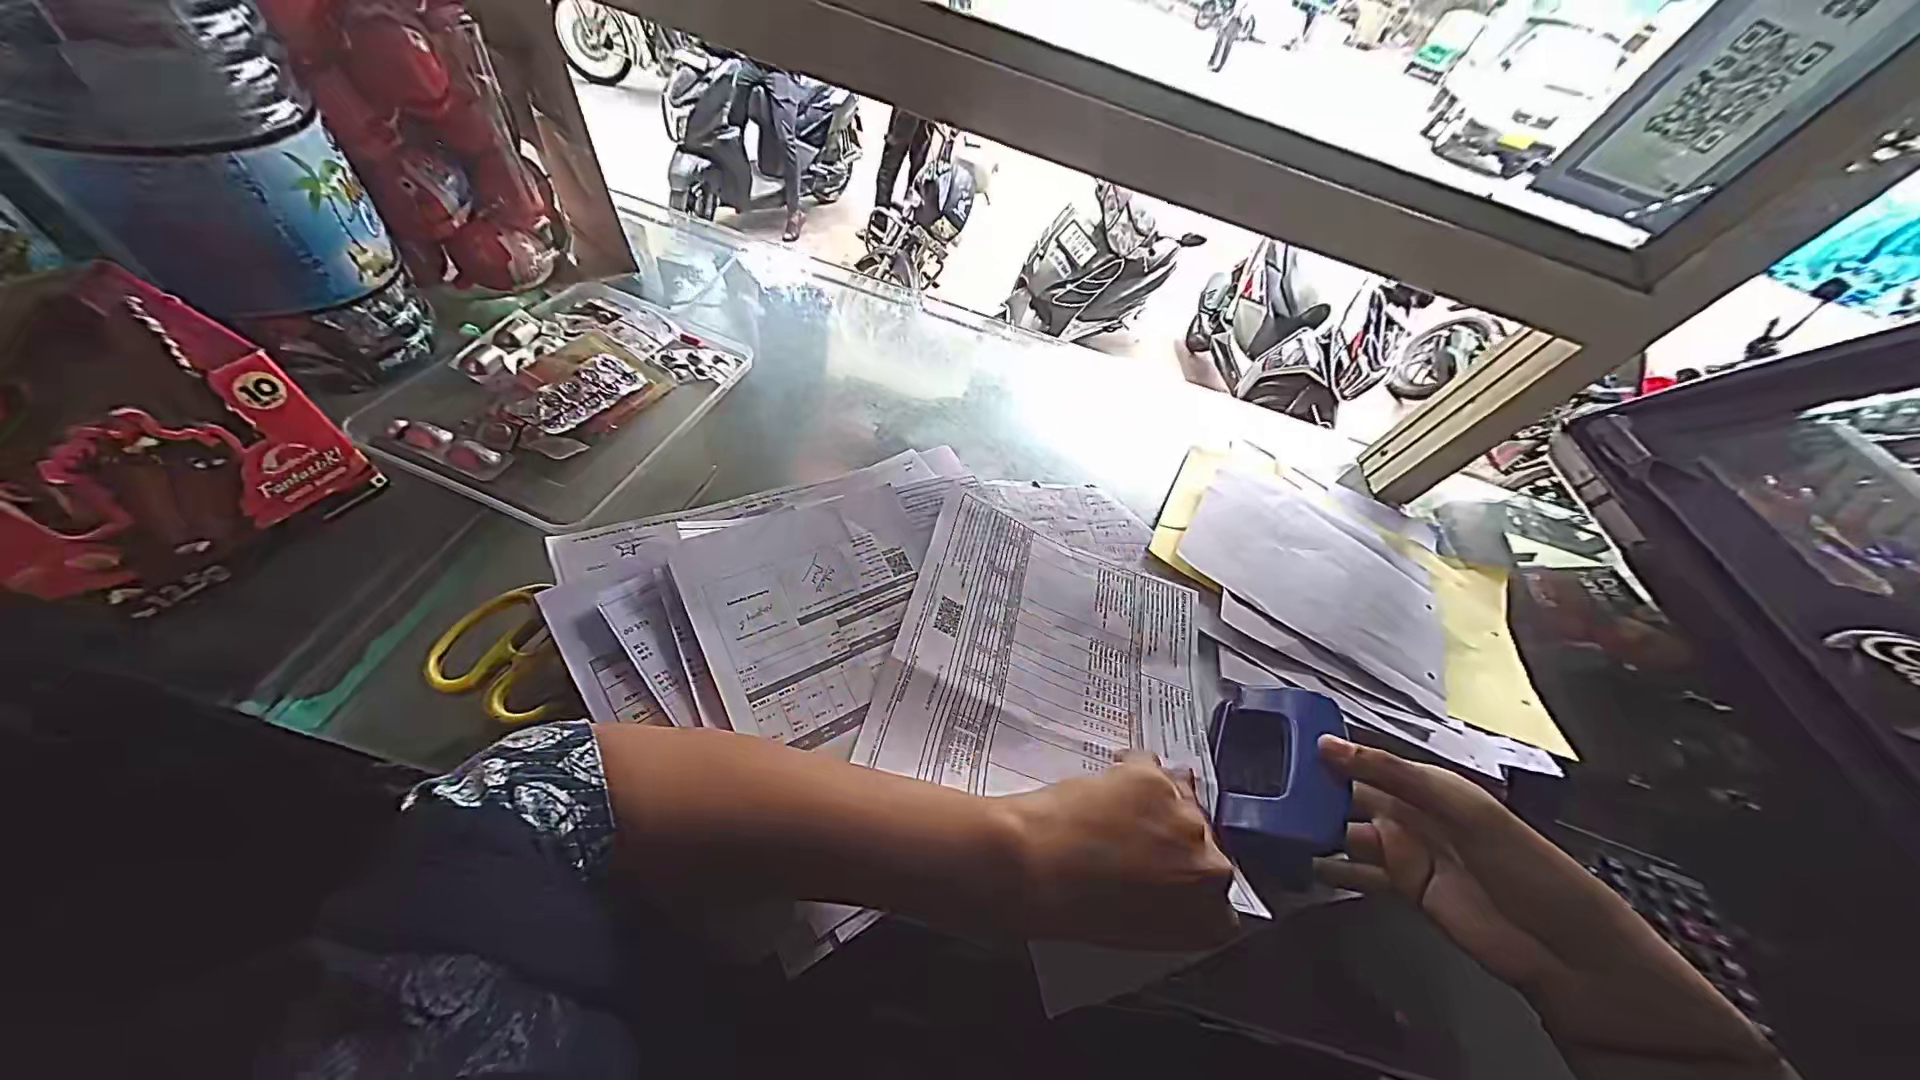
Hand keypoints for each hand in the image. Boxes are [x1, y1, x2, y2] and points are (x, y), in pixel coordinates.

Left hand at [1001, 750, 1239, 949]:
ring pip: (1179, 792)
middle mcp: (1208, 865)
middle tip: (1139, 831)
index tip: (1171, 862)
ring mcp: (1183, 817)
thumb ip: (1166, 903)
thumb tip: (1161, 877)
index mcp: (1208, 916)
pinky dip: (1128, 766)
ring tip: (1117, 804)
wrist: (1032, 868)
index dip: (1191, 870)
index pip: (1220, 890)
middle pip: (1204, 833)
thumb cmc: (1068, 905)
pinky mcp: (1151, 779)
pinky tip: (1106, 778)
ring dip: (1154, 796)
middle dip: (1174, 830)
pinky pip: (1147, 762)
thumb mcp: (1133, 926)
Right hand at [1314, 736, 1776, 1067]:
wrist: (1568, 956)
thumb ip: (1393, 774)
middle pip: (1351, 794)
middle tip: (1272, 786)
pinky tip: (1306, 862)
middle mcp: (1414, 814)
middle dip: (1314, 789)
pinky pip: (1357, 870)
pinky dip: (1331, 866)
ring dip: (1317, 827)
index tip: (1287, 744)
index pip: (1368, 760)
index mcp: (1429, 785)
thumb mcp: (1461, 806)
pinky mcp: (1403, 888)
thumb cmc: (1529, 869)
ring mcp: (1408, 852)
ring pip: (1348, 830)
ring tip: (1280, 823)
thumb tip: (1330, 746)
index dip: (1331, 752)